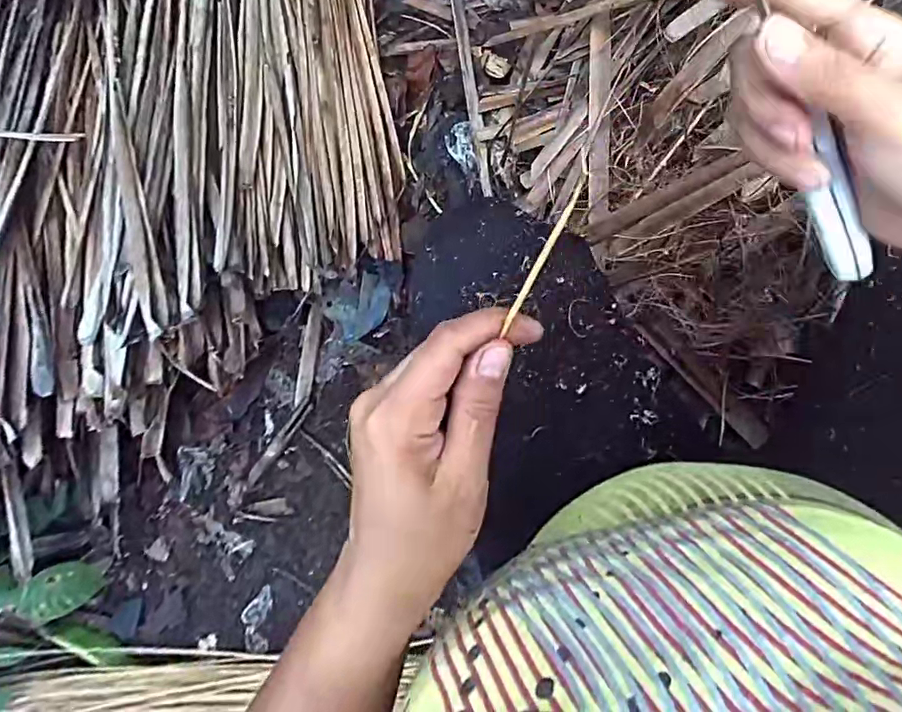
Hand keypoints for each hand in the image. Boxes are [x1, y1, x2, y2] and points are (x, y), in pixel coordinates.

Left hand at [340, 307, 543, 629]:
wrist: (382, 577)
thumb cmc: (427, 541)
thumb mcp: (465, 476)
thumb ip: (479, 405)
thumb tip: (498, 349)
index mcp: (394, 416)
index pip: (445, 345)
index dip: (490, 324)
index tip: (531, 326)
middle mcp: (374, 399)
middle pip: (436, 346)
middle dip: (483, 336)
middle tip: (527, 340)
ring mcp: (371, 403)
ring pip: (429, 356)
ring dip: (470, 353)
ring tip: (505, 365)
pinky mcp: (377, 411)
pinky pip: (421, 375)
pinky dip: (453, 371)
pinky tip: (475, 386)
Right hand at [669, 0, 901, 260]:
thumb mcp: (894, 111)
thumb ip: (825, 74)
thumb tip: (762, 32)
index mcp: (861, 34)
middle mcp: (828, 62)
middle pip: (754, 56)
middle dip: (764, 98)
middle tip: (797, 134)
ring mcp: (812, 105)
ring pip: (749, 101)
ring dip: (768, 136)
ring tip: (812, 166)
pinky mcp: (801, 144)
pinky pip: (757, 137)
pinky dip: (773, 160)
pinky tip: (813, 179)